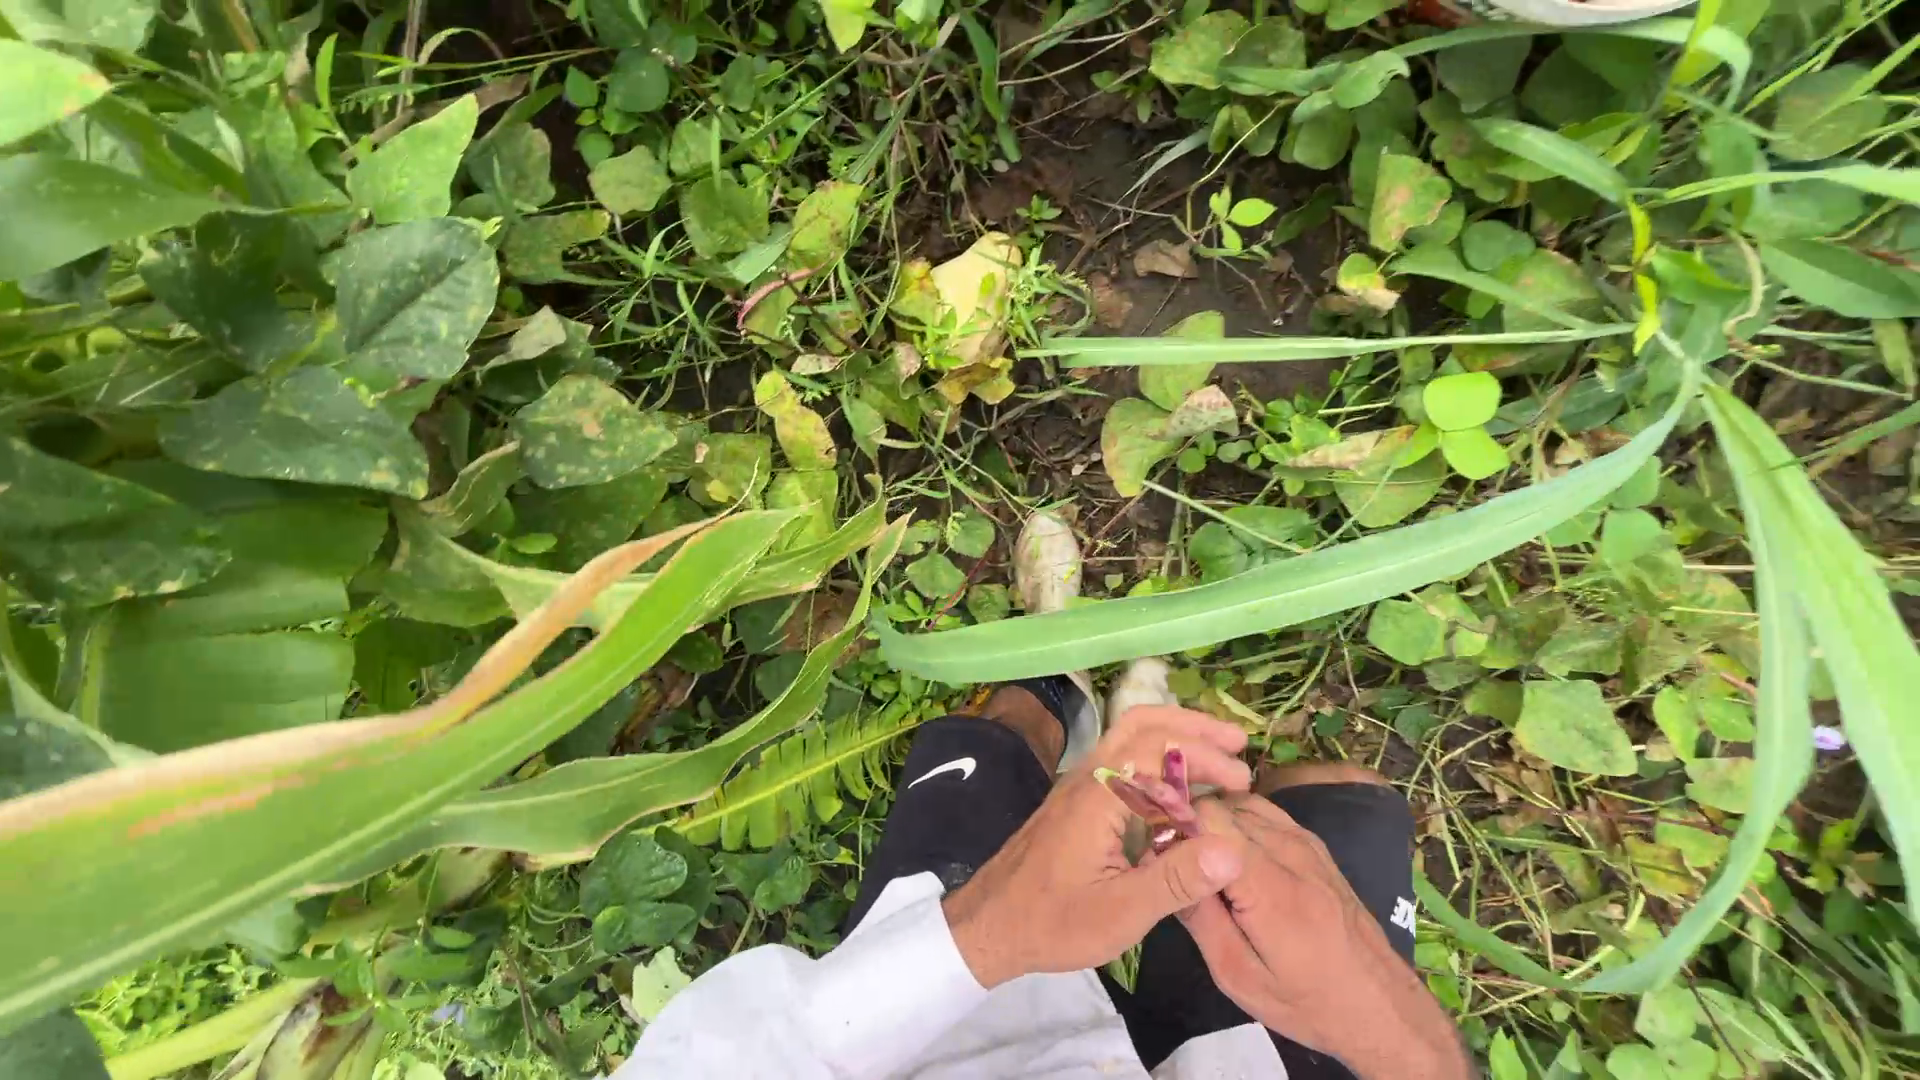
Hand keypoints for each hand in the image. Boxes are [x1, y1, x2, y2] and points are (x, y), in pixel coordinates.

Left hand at [942, 706, 1252, 988]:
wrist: (992, 921)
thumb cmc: (1054, 920)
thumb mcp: (1121, 913)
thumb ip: (1177, 880)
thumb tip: (1234, 850)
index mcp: (1098, 796)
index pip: (1157, 751)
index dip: (1202, 758)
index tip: (1242, 781)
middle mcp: (1087, 776)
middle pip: (1141, 725)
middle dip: (1192, 728)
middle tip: (1237, 744)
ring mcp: (1079, 784)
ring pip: (1127, 736)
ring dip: (1173, 736)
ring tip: (1217, 752)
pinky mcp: (1077, 799)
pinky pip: (1120, 759)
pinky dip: (1156, 757)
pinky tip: (1178, 785)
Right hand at [1180, 796, 1468, 1079]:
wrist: (1382, 1008)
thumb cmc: (1306, 1002)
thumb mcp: (1237, 977)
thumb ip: (1198, 916)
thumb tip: (1161, 865)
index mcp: (1271, 888)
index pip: (1209, 818)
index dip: (1175, 827)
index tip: (1159, 853)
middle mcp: (1291, 851)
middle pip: (1221, 805)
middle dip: (1189, 823)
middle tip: (1174, 859)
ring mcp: (1306, 842)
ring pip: (1239, 801)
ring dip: (1212, 819)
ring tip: (1200, 856)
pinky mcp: (1313, 843)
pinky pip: (1262, 810)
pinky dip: (1237, 819)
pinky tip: (1231, 852)